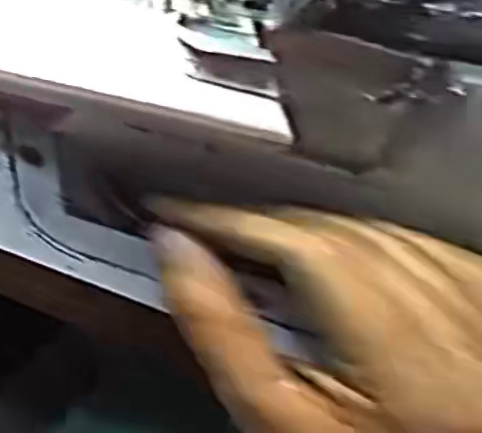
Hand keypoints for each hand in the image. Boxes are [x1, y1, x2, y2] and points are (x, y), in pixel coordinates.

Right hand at [151, 202, 481, 432]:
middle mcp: (474, 350)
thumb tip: (171, 243)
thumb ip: (214, 326)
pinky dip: (383, 244)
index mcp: (415, 370)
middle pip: (348, 240)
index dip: (225, 219)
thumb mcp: (266, 411)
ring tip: (266, 243)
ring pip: (396, 241)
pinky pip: (450, 262)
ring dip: (315, 228)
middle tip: (209, 229)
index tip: (171, 212)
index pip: (303, 249)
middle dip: (264, 223)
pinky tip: (344, 256)